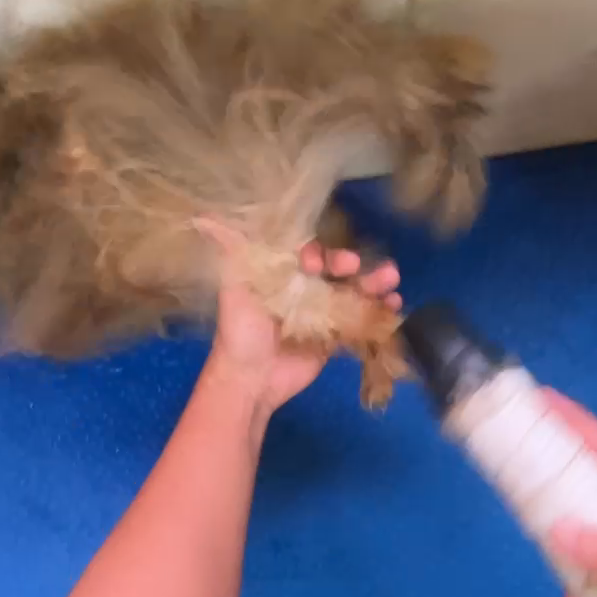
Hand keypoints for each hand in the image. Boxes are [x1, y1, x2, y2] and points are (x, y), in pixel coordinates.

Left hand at [199, 229, 401, 416]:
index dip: (318, 253)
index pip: (309, 254)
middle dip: (353, 265)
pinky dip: (379, 310)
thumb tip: (202, 217)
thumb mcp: (233, 287)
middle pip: (337, 269)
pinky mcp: (336, 337)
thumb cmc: (240, 331)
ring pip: (354, 290)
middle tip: (359, 267)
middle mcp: (306, 288)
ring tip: (391, 282)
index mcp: (284, 273)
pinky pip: (361, 319)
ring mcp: (324, 312)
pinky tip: (393, 305)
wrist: (250, 379)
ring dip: (374, 283)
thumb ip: (229, 252)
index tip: (318, 262)